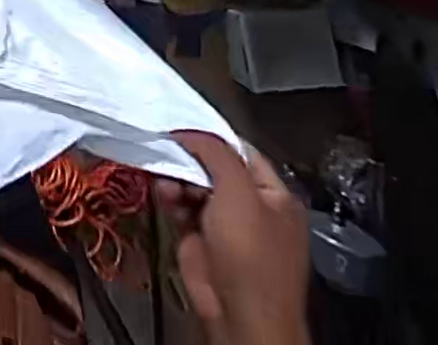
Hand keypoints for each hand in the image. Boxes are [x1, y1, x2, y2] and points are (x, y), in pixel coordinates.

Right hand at [163, 132, 310, 344]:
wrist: (239, 313)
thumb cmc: (249, 250)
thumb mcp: (238, 192)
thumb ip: (215, 154)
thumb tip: (188, 131)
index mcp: (274, 195)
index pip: (241, 151)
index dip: (212, 137)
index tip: (182, 124)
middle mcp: (251, 205)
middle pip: (213, 167)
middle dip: (189, 159)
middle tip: (167, 150)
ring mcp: (225, 223)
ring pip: (193, 184)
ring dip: (176, 178)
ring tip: (165, 181)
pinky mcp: (200, 236)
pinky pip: (182, 205)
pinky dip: (170, 197)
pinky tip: (163, 194)